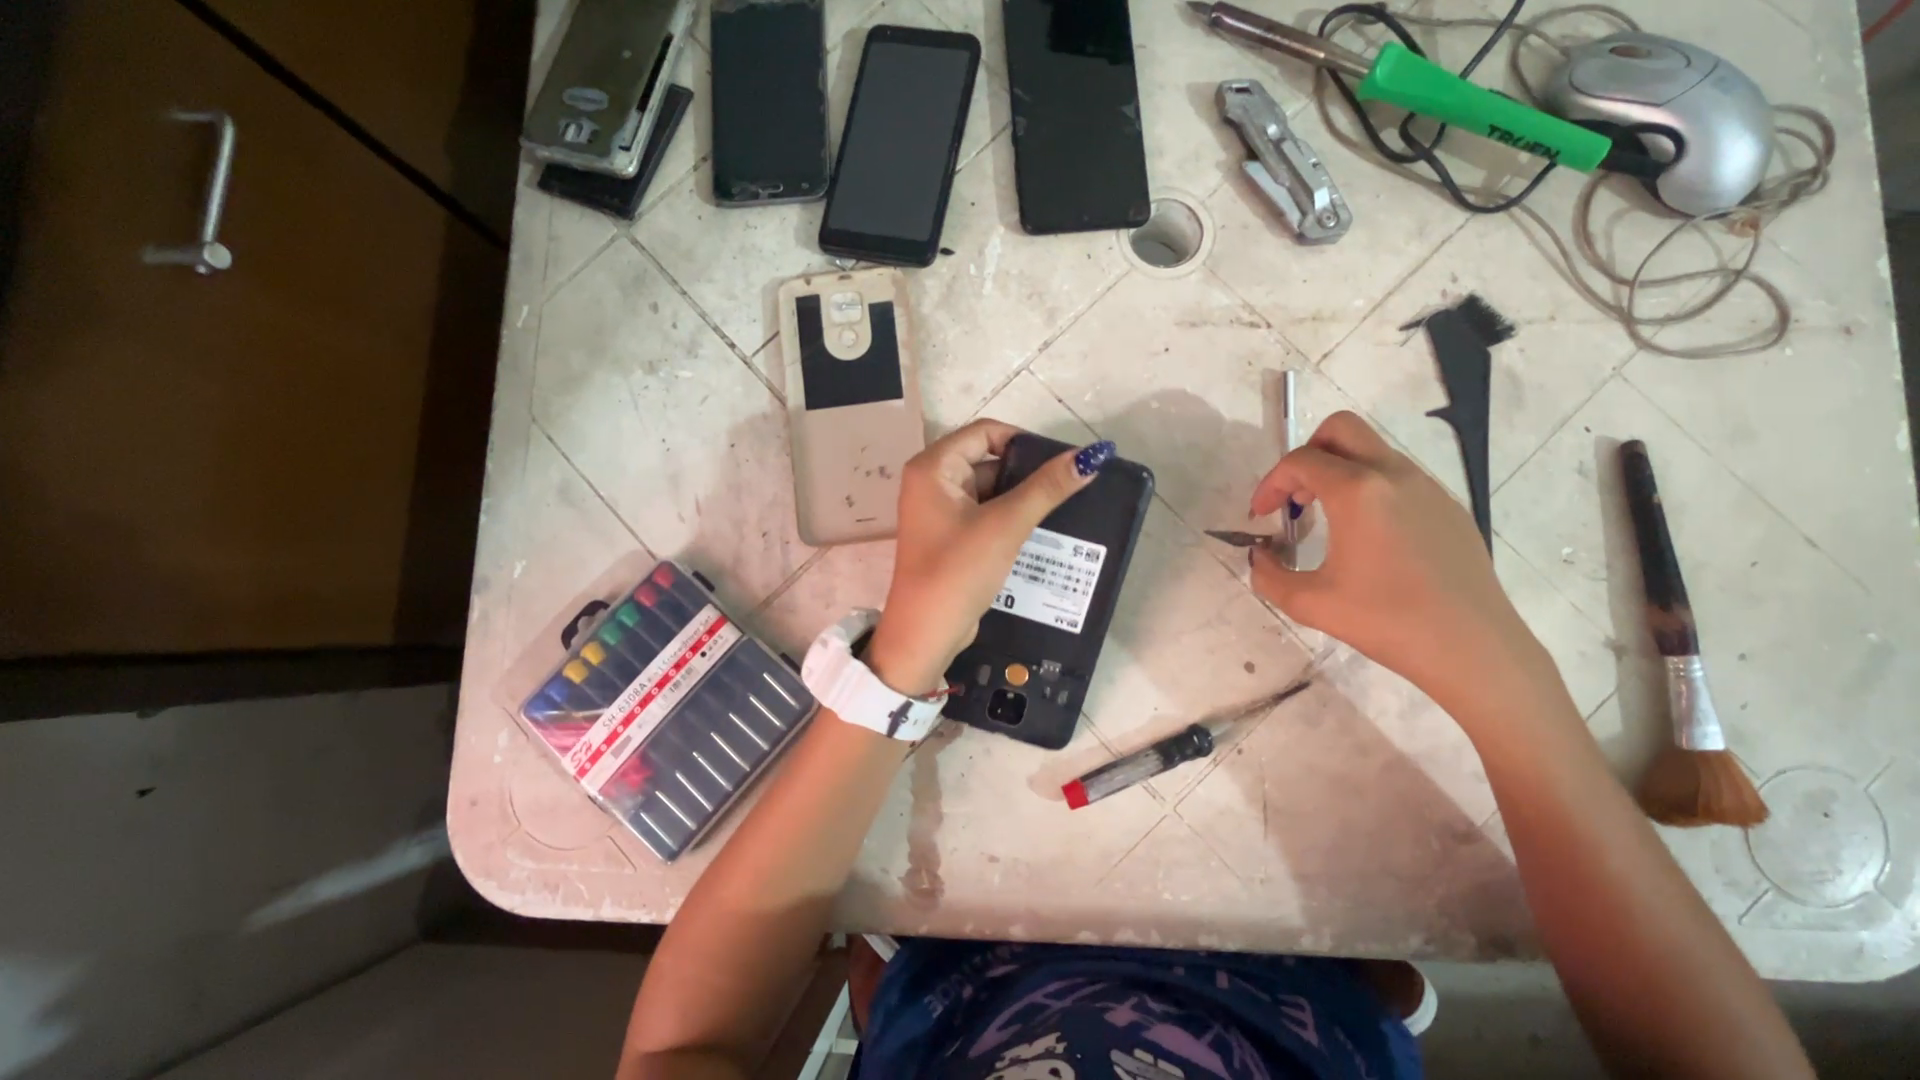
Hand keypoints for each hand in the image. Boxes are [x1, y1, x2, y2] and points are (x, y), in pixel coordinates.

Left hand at [866, 420, 1113, 694]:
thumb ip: (1047, 487)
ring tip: (1064, 507)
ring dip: (1022, 498)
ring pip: (990, 490)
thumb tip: (1092, 456)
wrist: (925, 634)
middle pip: (988, 460)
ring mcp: (939, 512)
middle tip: (1069, 486)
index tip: (1060, 462)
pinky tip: (1042, 530)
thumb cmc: (958, 571)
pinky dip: (1011, 519)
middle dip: (1026, 473)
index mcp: (933, 468)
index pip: (985, 432)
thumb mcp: (1006, 525)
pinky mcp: (950, 538)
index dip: (1023, 442)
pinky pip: (985, 515)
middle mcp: (931, 482)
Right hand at [1247, 412, 1545, 707]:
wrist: (1472, 646)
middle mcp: (1394, 474)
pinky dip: (1372, 491)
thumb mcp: (1310, 603)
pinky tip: (1370, 540)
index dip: (1270, 484)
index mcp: (1357, 491)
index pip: (1300, 461)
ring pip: (1373, 452)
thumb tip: (1260, 557)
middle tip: (1296, 496)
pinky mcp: (1449, 507)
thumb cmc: (1386, 621)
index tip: (1262, 515)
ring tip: (1329, 521)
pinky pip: (1400, 479)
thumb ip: (1269, 575)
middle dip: (1308, 454)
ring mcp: (1428, 487)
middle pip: (1341, 429)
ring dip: (1341, 472)